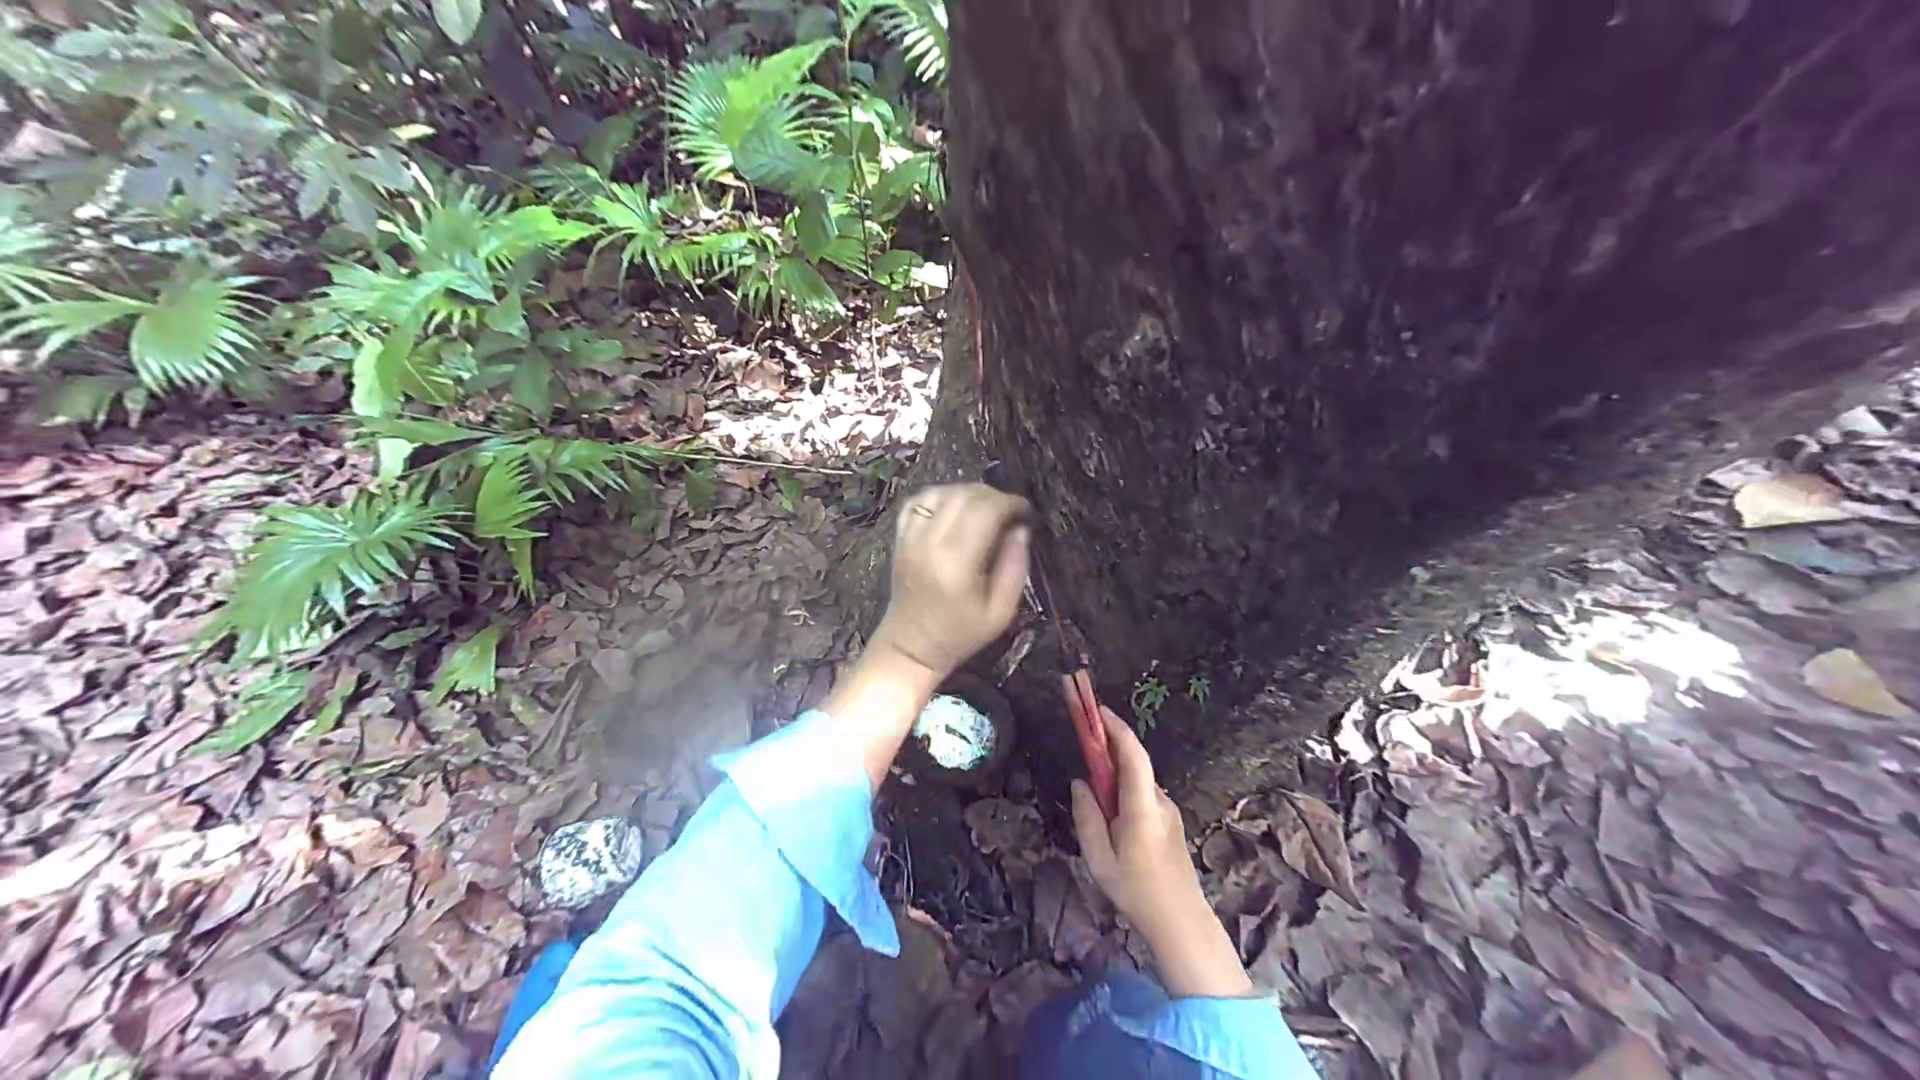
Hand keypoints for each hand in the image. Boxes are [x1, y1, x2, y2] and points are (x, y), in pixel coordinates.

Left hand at [868, 484, 1029, 678]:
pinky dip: (939, 496)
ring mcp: (911, 539)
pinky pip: (917, 502)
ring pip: (940, 493)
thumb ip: (1015, 569)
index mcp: (958, 563)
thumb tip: (1021, 530)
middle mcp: (931, 543)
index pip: (986, 511)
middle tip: (1008, 510)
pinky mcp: (900, 539)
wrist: (910, 647)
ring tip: (984, 507)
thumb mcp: (1000, 613)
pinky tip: (953, 507)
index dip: (1010, 502)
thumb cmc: (960, 635)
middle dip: (993, 496)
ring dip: (967, 492)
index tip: (1025, 510)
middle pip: (964, 496)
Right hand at [1072, 706, 1254, 997]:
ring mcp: (1169, 812)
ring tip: (1093, 793)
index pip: (1133, 754)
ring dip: (1115, 773)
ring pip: (1137, 781)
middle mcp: (1160, 801)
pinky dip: (1124, 790)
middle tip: (1084, 743)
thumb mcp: (1099, 858)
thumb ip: (1087, 816)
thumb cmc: (1137, 891)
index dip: (1116, 728)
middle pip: (1134, 763)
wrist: (1182, 923)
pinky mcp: (1170, 823)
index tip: (1097, 710)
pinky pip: (1143, 795)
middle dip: (1109, 747)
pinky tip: (1111, 816)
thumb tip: (1080, 783)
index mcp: (1142, 806)